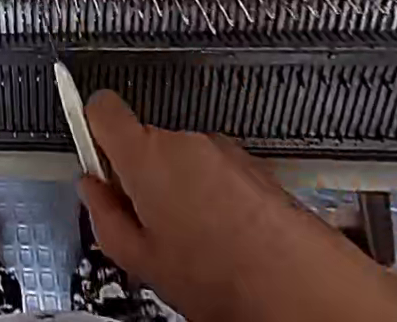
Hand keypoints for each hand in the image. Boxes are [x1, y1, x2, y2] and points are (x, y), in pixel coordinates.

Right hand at [78, 91, 396, 321]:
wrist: (305, 288)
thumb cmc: (222, 278)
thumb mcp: (143, 262)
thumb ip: (104, 217)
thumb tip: (92, 189)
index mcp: (145, 155)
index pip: (102, 107)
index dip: (91, 125)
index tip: (93, 151)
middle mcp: (180, 140)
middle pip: (141, 139)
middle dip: (139, 172)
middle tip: (150, 222)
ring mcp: (217, 147)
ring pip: (177, 156)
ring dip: (176, 185)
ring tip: (194, 238)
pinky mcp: (247, 160)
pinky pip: (209, 166)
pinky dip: (208, 190)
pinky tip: (223, 236)